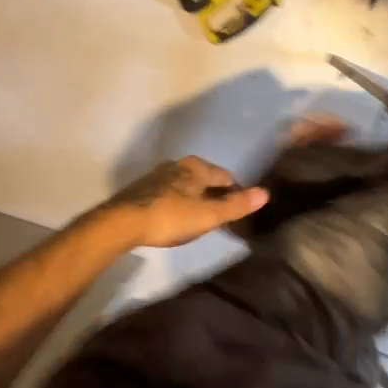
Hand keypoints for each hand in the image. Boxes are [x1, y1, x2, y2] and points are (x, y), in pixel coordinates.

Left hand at [87, 157, 268, 249]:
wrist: (122, 223)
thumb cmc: (170, 217)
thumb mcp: (208, 216)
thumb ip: (236, 205)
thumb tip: (266, 193)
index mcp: (196, 167)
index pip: (226, 177)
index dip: (235, 195)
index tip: (236, 214)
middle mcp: (178, 164)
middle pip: (206, 180)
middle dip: (214, 196)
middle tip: (218, 220)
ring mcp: (158, 175)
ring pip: (186, 186)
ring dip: (195, 200)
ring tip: (197, 222)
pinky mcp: (143, 189)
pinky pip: (169, 193)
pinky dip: (177, 203)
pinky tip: (174, 220)